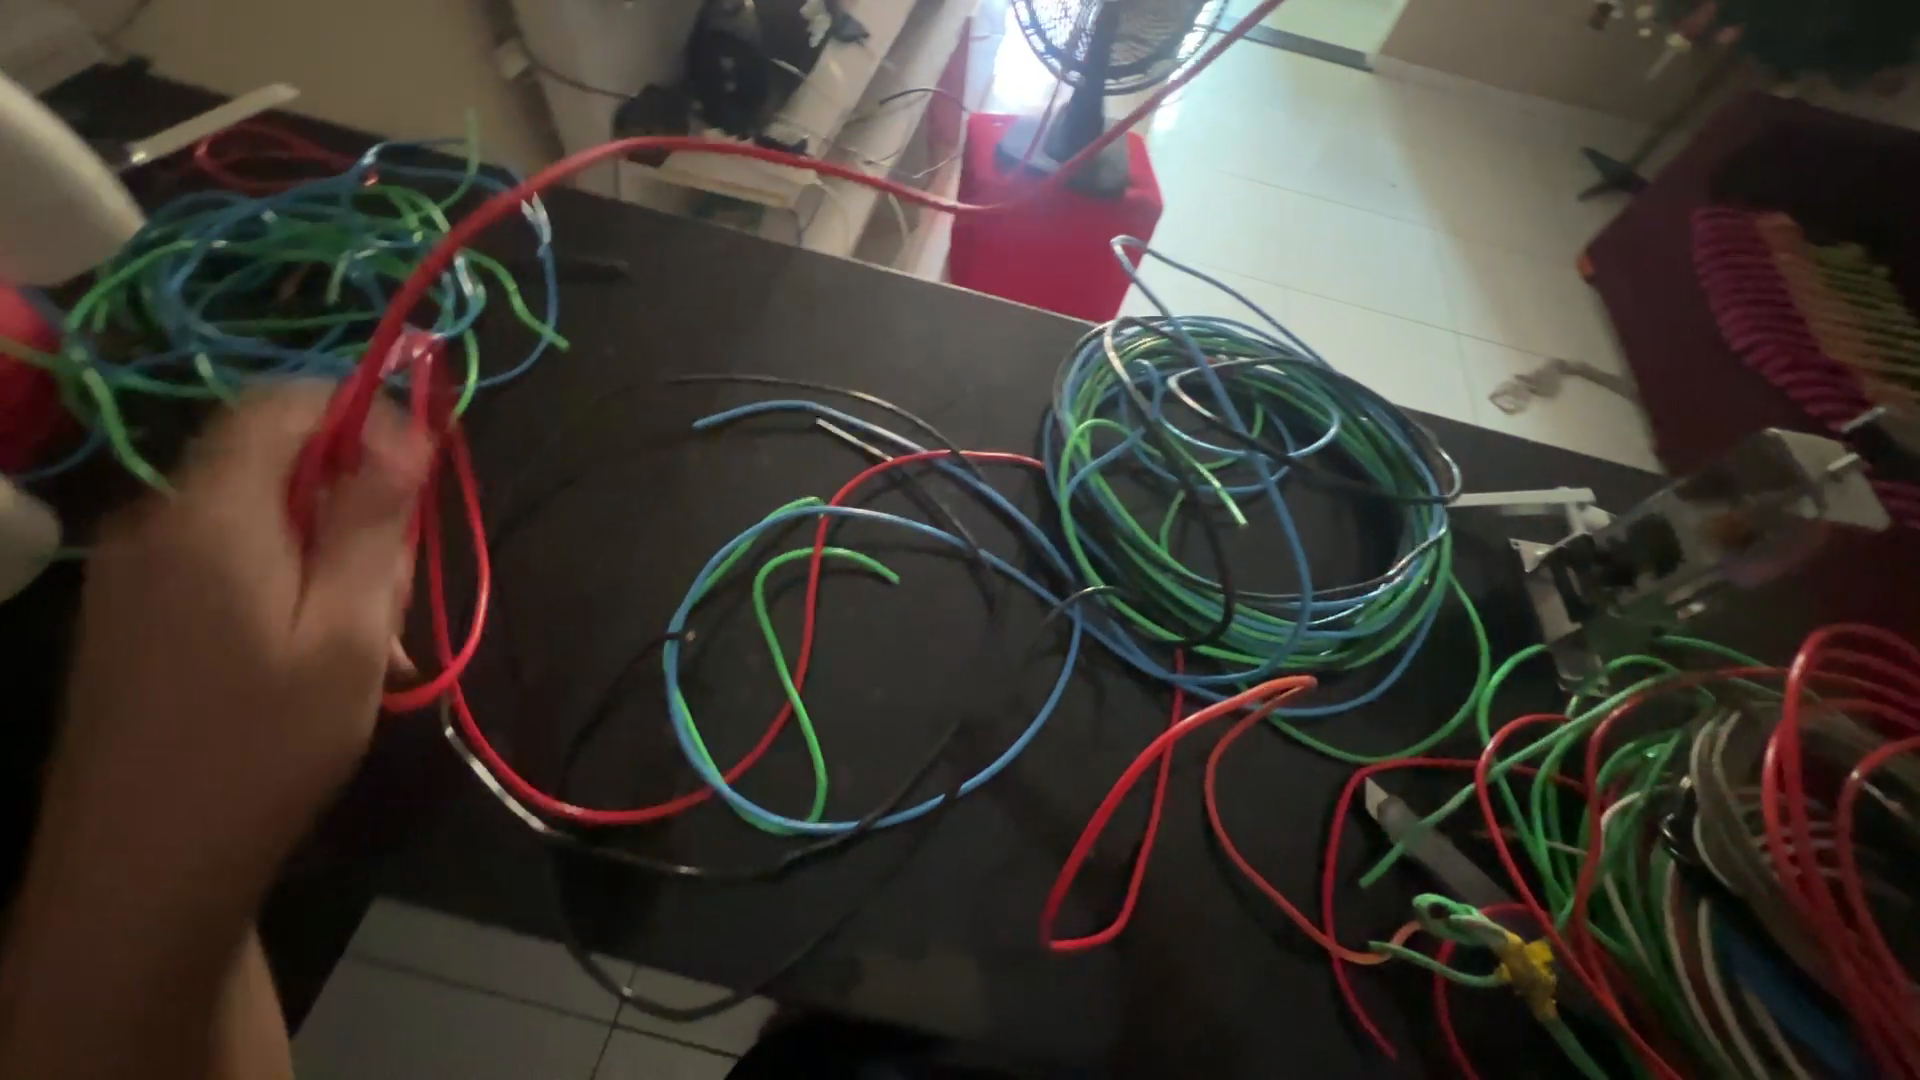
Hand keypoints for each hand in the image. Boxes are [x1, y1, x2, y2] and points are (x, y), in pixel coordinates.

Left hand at [47, 382, 428, 898]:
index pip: (281, 407)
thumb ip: (374, 522)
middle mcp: (159, 526)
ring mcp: (138, 572)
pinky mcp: (136, 614)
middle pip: (278, 465)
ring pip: (263, 518)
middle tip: (399, 590)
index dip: (361, 412)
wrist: (142, 868)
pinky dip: (293, 583)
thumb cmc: (268, 744)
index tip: (424, 467)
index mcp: (212, 518)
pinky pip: (230, 561)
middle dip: (356, 505)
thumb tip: (404, 430)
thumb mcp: (351, 629)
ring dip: (333, 554)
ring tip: (370, 641)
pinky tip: (320, 654)